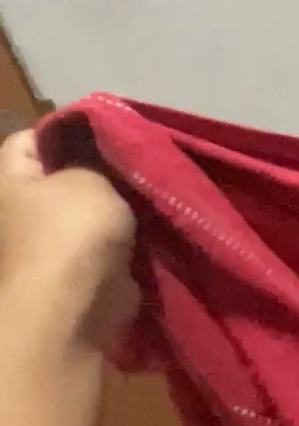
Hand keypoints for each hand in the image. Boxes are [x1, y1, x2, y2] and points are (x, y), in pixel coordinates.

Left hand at [0, 130, 136, 351]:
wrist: (74, 299)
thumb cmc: (70, 231)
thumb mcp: (87, 179)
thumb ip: (94, 156)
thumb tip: (100, 144)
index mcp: (7, 183)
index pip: (31, 139)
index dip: (73, 128)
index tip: (118, 126)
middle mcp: (21, 206)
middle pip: (64, 171)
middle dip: (104, 163)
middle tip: (145, 153)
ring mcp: (50, 234)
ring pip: (91, 201)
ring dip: (122, 195)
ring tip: (158, 182)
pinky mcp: (80, 256)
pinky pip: (108, 228)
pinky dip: (130, 221)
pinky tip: (156, 213)